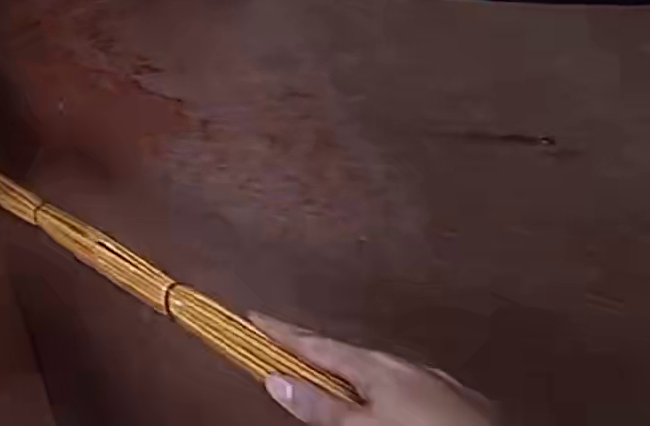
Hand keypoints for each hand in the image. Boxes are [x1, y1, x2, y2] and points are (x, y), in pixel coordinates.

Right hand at [253, 314, 496, 425]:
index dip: (277, 330)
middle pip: (349, 356)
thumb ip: (322, 407)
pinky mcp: (477, 411)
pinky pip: (419, 391)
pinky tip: (403, 408)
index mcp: (377, 365)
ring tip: (344, 387)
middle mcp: (409, 367)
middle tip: (290, 356)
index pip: (311, 341)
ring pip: (388, 374)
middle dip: (321, 357)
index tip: (250, 316)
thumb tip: (274, 380)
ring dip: (361, 377)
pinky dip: (397, 394)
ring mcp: (447, 389)